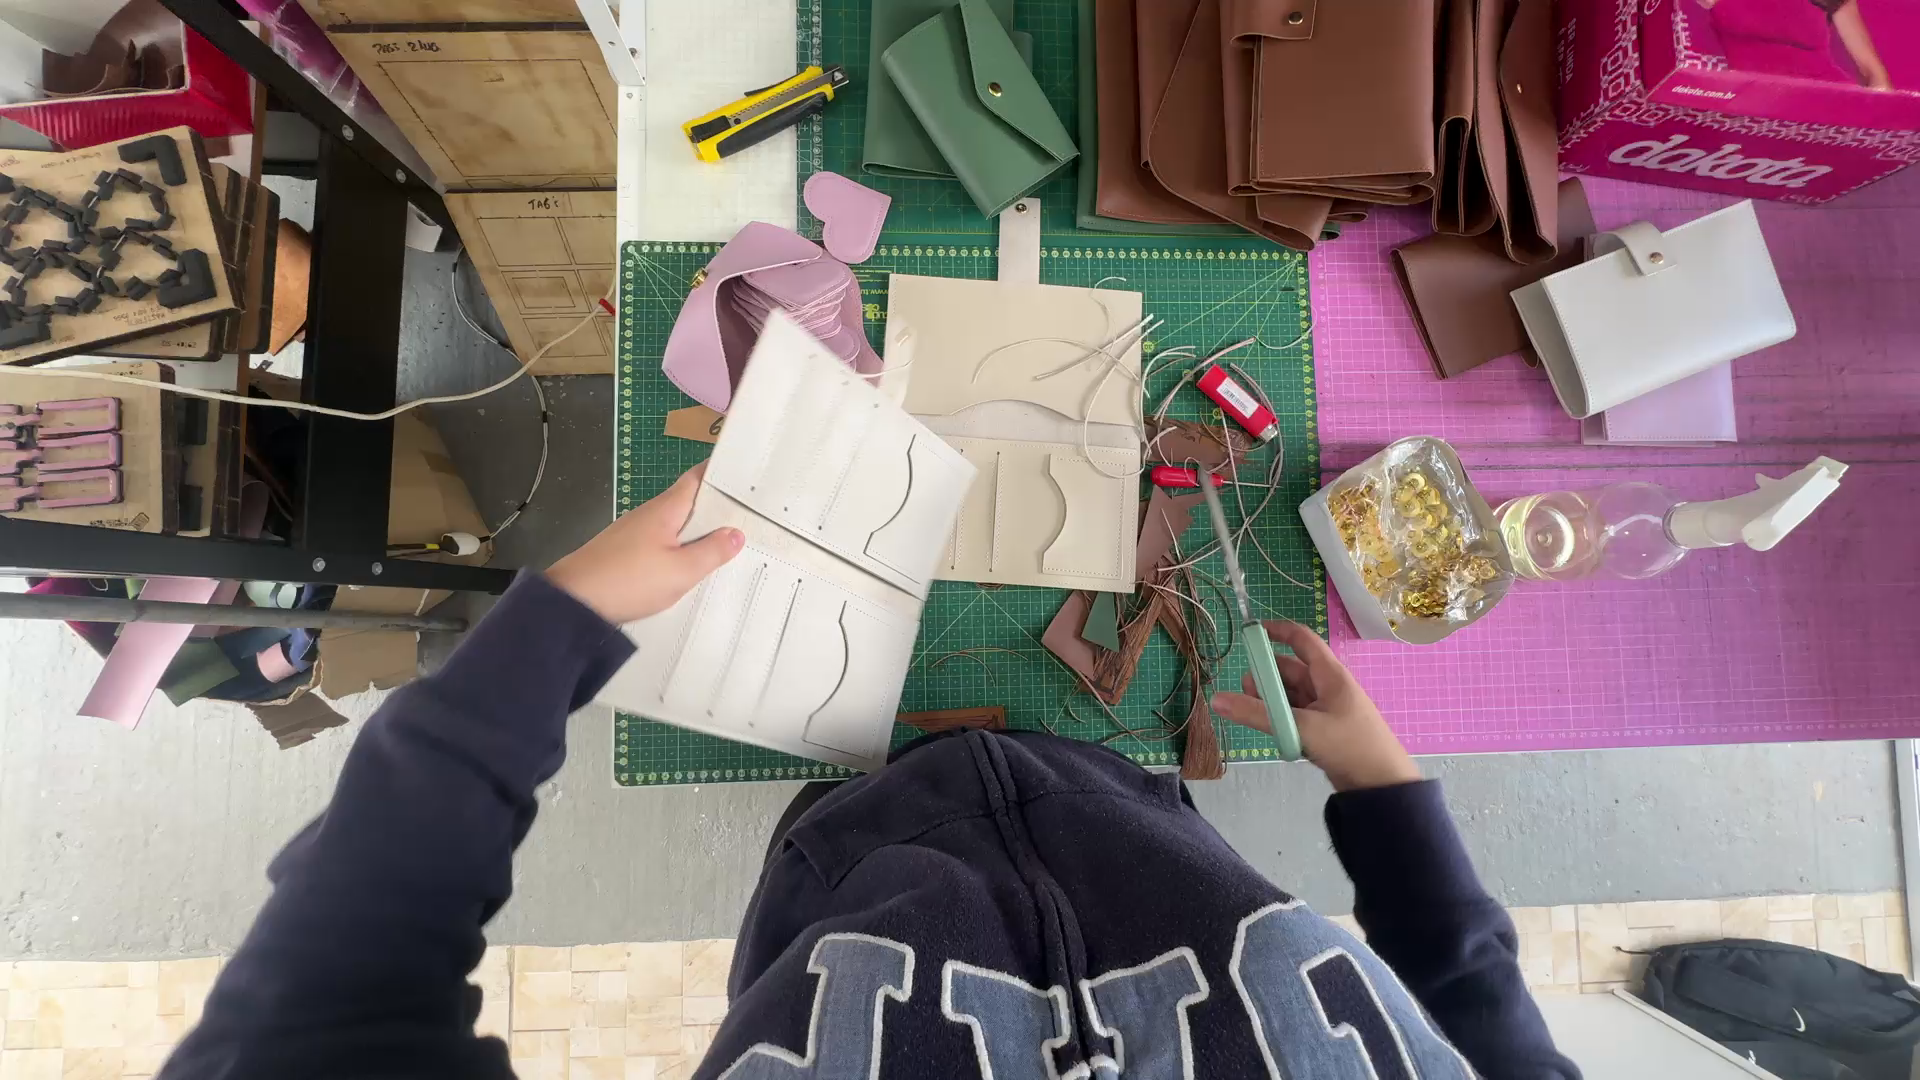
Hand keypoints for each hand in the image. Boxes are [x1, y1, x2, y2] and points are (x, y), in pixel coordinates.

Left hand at [547, 463, 744, 623]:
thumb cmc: (629, 581)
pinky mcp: (626, 550)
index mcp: (665, 509)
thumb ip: (712, 551)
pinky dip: (683, 545)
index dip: (721, 472)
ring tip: (730, 540)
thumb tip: (736, 534)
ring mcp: (636, 532)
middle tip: (751, 512)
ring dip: (702, 529)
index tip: (747, 473)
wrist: (572, 602)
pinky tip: (693, 562)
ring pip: (678, 523)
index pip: (698, 478)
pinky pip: (664, 540)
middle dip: (719, 505)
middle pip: (690, 501)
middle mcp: (650, 514)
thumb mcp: (681, 571)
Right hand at [1210, 620, 1420, 791]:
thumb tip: (1216, 699)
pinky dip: (1278, 716)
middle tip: (1244, 690)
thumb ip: (1256, 714)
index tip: (1249, 632)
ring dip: (1269, 698)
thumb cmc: (1349, 746)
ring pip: (1289, 693)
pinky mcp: (1322, 729)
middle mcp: (1327, 687)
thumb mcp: (1301, 728)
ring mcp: (1324, 709)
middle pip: (1289, 669)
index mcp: (1330, 675)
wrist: (1383, 788)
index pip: (1302, 640)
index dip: (1277, 631)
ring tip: (1252, 712)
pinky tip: (1268, 727)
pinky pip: (1293, 713)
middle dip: (1264, 675)